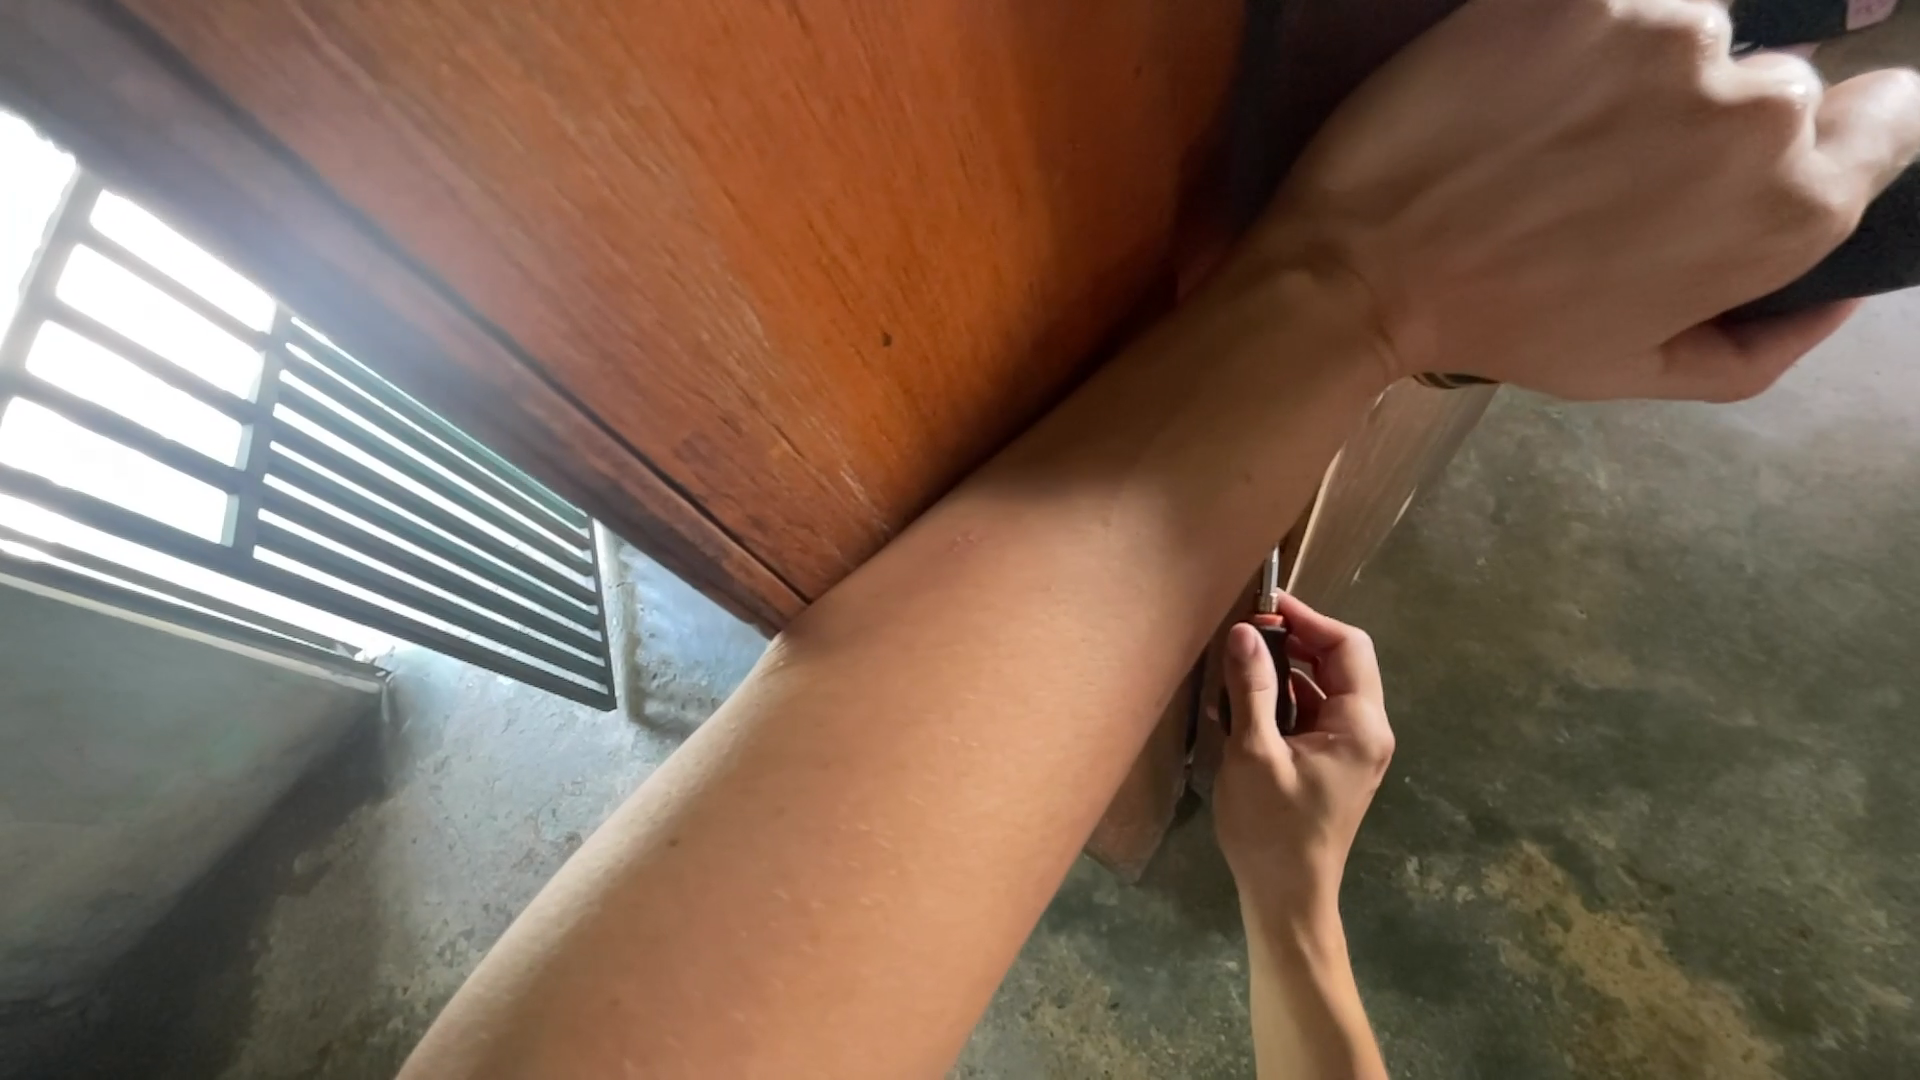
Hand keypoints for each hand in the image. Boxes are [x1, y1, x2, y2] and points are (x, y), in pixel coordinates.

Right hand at [1214, 593, 1394, 911]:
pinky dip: (1281, 697)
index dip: (1308, 618)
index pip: (1348, 646)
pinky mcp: (1330, 762)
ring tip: (1238, 662)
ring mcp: (1350, 748)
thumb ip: (1251, 687)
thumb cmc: (1272, 827)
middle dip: (1294, 640)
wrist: (1286, 895)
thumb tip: (1244, 630)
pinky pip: (1311, 712)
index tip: (1263, 606)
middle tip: (1244, 631)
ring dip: (1284, 668)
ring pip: (1322, 686)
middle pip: (1338, 662)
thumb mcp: (1254, 752)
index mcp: (1361, 725)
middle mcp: (1365, 731)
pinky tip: (1245, 701)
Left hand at [1247, 0, 1919, 401]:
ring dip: (1625, 77)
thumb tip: (1838, 300)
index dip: (1806, 145)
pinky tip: (1507, 94)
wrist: (1355, 276)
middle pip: (1774, 80)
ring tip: (1531, 139)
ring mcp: (1668, 36)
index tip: (1707, 172)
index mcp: (1787, 204)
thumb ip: (1752, 351)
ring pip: (1684, 35)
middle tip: (1585, 173)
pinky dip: (1568, 39)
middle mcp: (1755, 105)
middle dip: (1692, 123)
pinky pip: (1606, 5)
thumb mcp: (1621, 374)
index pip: (1883, 122)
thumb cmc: (1484, 331)